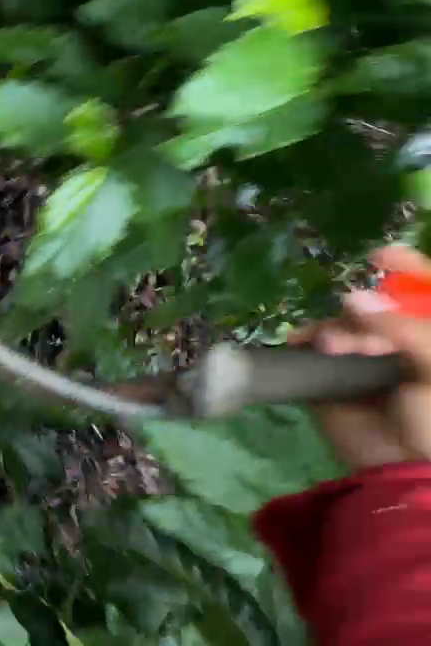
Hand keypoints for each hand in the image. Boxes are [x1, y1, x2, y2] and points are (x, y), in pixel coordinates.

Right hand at [309, 247, 430, 469]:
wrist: (408, 473)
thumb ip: (406, 331)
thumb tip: (354, 297)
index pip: (426, 294)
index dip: (410, 269)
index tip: (380, 254)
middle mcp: (405, 347)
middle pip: (380, 304)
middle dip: (369, 311)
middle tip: (367, 336)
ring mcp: (367, 360)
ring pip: (344, 321)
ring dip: (341, 329)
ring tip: (342, 350)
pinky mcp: (330, 372)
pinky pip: (310, 341)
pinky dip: (308, 338)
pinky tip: (313, 346)